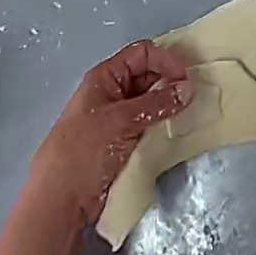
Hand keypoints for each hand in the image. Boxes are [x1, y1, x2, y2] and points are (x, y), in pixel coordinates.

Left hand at [25, 41, 193, 224]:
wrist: (62, 199)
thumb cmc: (84, 150)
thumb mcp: (120, 121)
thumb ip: (156, 104)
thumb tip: (188, 88)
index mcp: (106, 77)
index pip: (141, 54)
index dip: (165, 60)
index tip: (186, 78)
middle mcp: (114, 92)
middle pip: (148, 75)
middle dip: (170, 82)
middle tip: (194, 97)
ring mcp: (120, 117)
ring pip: (151, 101)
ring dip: (170, 105)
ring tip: (191, 113)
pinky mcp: (126, 141)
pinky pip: (150, 124)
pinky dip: (165, 124)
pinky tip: (179, 130)